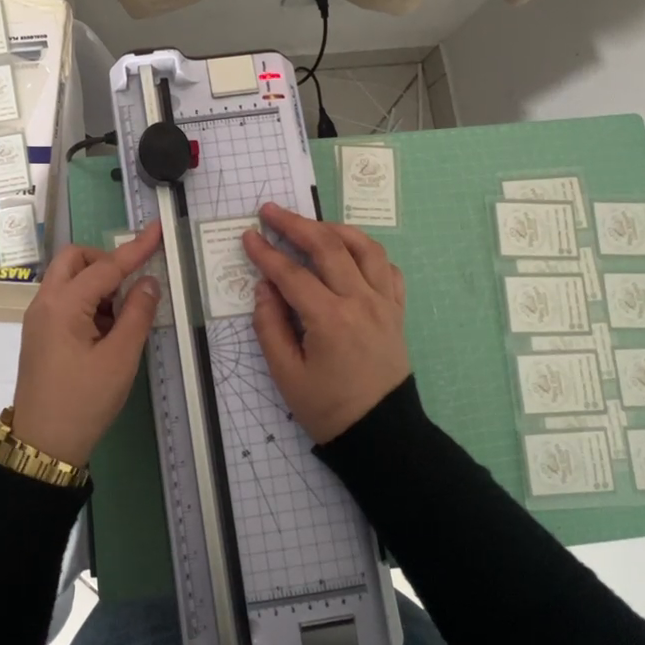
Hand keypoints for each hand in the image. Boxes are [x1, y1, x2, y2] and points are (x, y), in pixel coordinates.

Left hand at [12, 222, 163, 465]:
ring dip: (97, 284)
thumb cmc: (84, 401)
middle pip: (75, 260)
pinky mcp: (40, 334)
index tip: (157, 229)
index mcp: (63, 305)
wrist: (43, 445)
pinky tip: (106, 332)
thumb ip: (137, 314)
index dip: (136, 248)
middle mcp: (45, 303)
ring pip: (68, 279)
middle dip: (105, 262)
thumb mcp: (120, 358)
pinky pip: (65, 300)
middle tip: (131, 286)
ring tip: (122, 320)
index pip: (106, 266)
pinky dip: (88, 302)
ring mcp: (39, 318)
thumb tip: (148, 282)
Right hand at [242, 203, 409, 443]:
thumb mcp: (287, 375)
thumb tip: (264, 288)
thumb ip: (271, 326)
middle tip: (271, 211)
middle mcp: (360, 302)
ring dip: (335, 229)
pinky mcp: (396, 310)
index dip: (266, 252)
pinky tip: (350, 253)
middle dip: (295, 224)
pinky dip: (368, 253)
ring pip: (364, 248)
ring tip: (311, 225)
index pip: (291, 274)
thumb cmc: (329, 408)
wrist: (382, 433)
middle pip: (327, 247)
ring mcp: (384, 303)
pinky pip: (387, 268)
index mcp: (330, 319)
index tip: (248, 236)